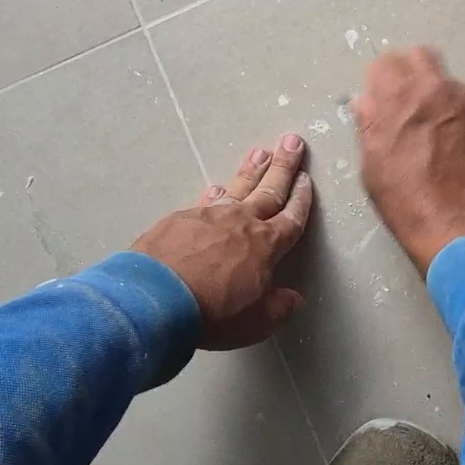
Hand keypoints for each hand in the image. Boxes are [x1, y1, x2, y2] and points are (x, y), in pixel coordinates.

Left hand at [131, 133, 314, 349]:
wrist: (157, 297)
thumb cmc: (213, 313)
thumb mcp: (256, 322)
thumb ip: (278, 308)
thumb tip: (294, 300)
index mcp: (267, 246)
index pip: (292, 218)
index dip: (302, 200)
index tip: (306, 181)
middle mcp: (242, 223)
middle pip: (269, 190)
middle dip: (284, 167)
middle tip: (292, 142)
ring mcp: (210, 216)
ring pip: (237, 187)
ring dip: (251, 170)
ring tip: (261, 152)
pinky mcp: (181, 219)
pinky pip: (205, 202)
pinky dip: (215, 194)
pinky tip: (216, 188)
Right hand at [352, 47, 464, 273]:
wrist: (459, 229)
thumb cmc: (407, 204)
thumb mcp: (373, 167)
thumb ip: (370, 125)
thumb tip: (367, 104)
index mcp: (401, 98)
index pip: (386, 63)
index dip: (382, 82)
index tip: (382, 98)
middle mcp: (439, 90)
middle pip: (423, 58)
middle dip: (414, 76)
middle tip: (412, 108)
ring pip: (453, 87)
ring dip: (444, 103)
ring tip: (442, 141)